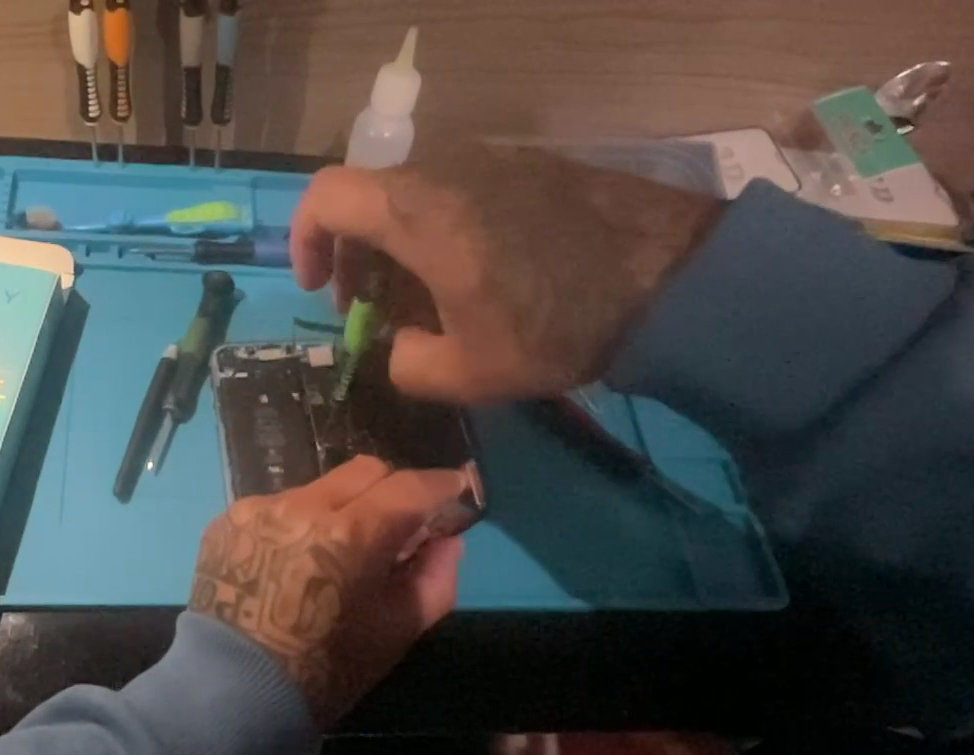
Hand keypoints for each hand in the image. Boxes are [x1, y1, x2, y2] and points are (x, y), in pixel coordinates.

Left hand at [188, 457, 466, 728]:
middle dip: (391, 492)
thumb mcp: (396, 631)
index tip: (454, 494)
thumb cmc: (324, 670)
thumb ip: (435, 578)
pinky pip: (278, 507)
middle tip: (398, 528)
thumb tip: (448, 540)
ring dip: (341, 510)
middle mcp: (300, 506)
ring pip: (319, 488)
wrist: (233, 693)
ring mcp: (257, 510)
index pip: (409, 486)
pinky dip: (298, 525)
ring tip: (337, 554)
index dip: (441, 486)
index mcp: (348, 534)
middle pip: (364, 472)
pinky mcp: (226, 522)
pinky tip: (293, 563)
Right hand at [289, 143, 722, 403]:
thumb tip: (399, 349)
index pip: (326, 197)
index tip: (316, 290)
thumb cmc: (554, 326)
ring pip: (412, 197)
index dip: (304, 241)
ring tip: (418, 304)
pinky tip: (468, 280)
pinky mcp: (527, 169)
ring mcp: (490, 163)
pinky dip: (438, 235)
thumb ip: (406, 365)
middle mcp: (444, 171)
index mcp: (415, 213)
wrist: (669, 278)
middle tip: (365, 310)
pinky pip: (457, 194)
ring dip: (396, 250)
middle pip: (367, 198)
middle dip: (352, 257)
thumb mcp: (466, 373)